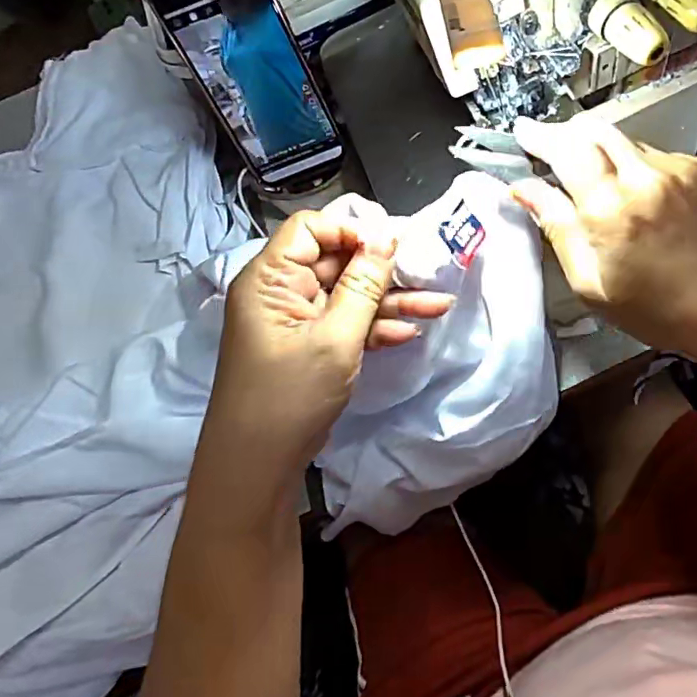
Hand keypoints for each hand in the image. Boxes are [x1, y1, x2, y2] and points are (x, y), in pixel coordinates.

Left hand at [204, 211, 452, 486]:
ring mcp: (296, 321)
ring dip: (389, 301)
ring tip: (438, 305)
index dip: (351, 231)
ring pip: (348, 295)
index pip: (310, 228)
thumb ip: (364, 285)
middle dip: (382, 270)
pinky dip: (374, 327)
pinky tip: (408, 331)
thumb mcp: (335, 338)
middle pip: (336, 262)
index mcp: (271, 279)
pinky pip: (345, 323)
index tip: (390, 247)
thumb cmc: (290, 396)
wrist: (257, 467)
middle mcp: (281, 292)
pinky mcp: (310, 345)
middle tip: (428, 272)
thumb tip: (385, 237)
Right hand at [510, 116, 696, 376]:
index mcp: (610, 208)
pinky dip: (647, 170)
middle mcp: (645, 176)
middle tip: (557, 154)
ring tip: (613, 192)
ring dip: (609, 156)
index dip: (540, 136)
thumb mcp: (591, 282)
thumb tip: (525, 190)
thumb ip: (556, 227)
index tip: (525, 131)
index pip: (564, 148)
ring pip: (629, 143)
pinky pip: (663, 156)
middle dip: (569, 136)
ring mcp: (682, 167)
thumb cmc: (660, 308)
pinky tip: (654, 202)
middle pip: (595, 131)